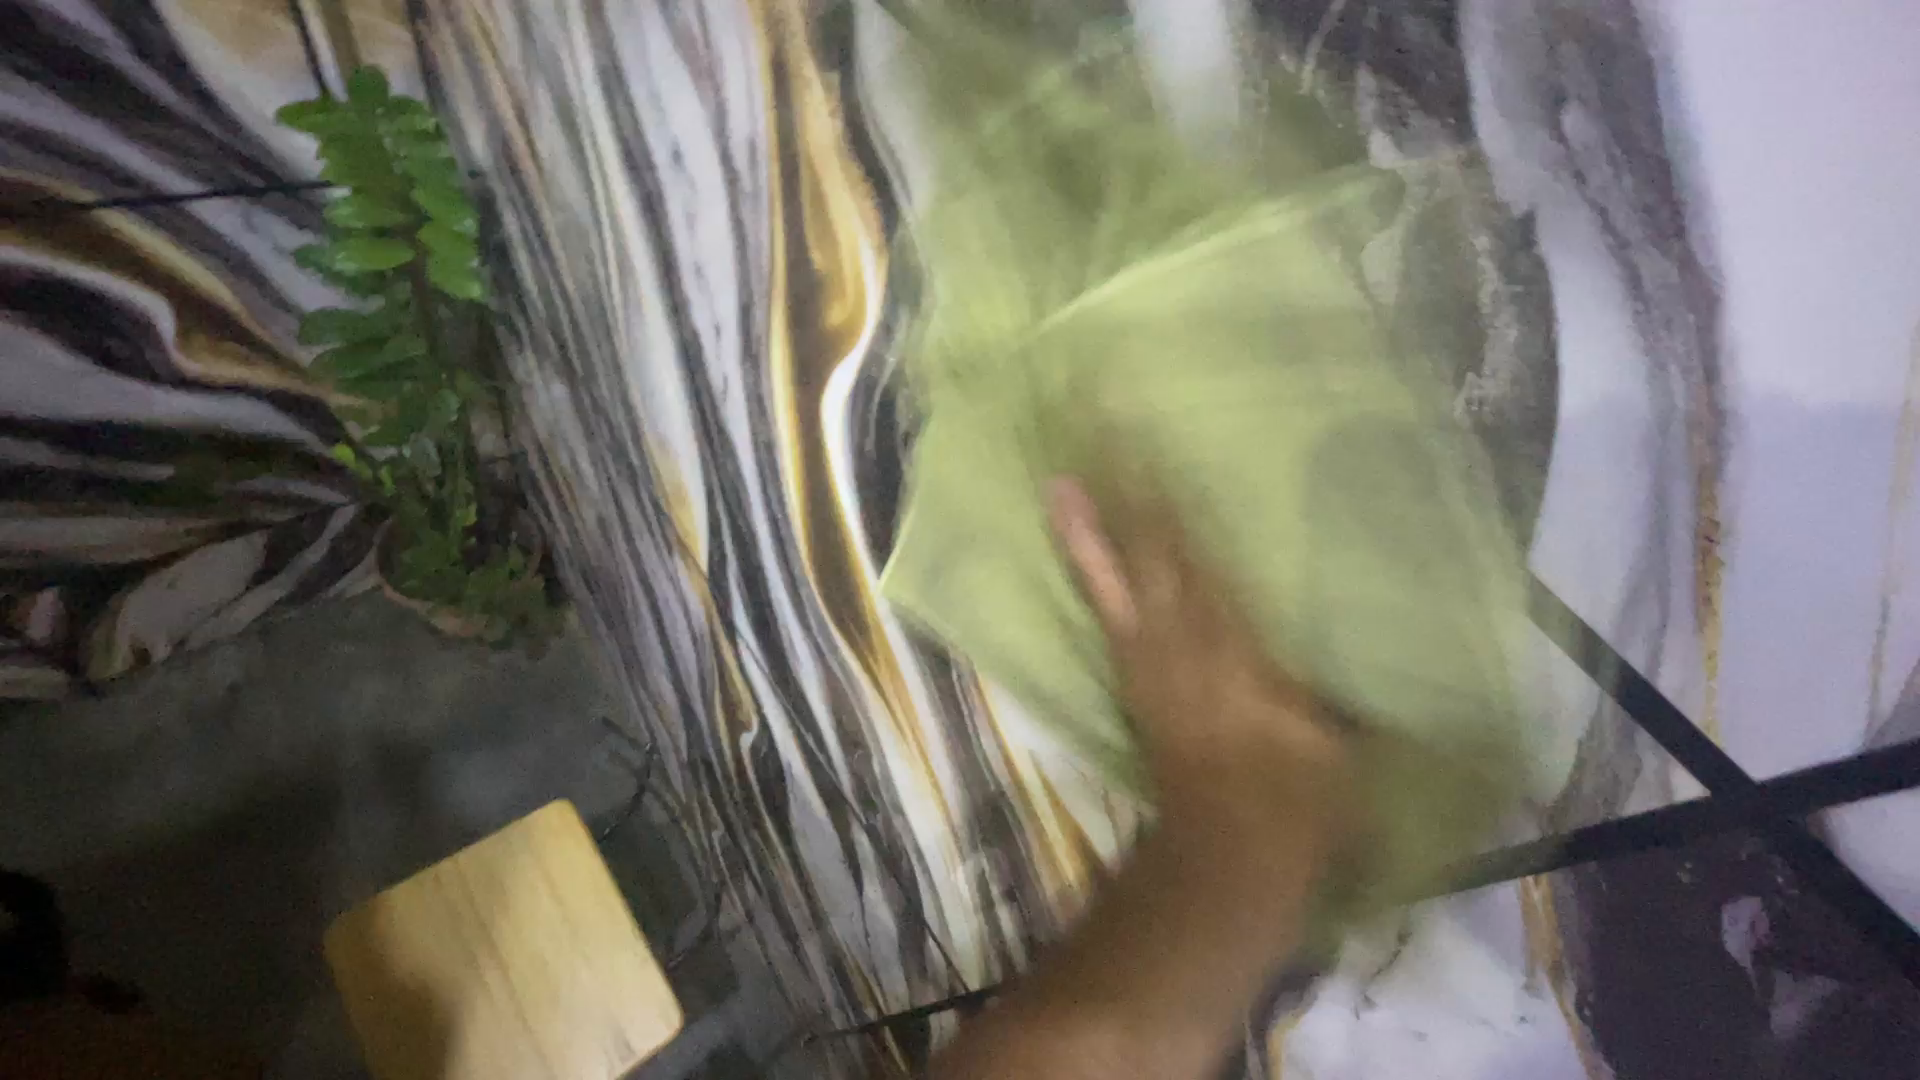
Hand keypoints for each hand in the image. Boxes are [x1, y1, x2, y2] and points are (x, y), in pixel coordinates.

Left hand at [1047, 472, 1353, 859]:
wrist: (1232, 843)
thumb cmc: (1298, 784)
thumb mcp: (1333, 718)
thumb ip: (1328, 663)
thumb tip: (1349, 620)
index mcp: (1228, 634)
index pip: (1192, 551)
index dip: (1165, 499)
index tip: (1147, 446)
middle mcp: (1177, 634)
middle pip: (1142, 553)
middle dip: (1120, 495)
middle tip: (1093, 438)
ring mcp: (1144, 657)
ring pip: (1107, 582)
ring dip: (1086, 531)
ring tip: (1059, 484)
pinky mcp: (1130, 678)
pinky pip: (1104, 615)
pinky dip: (1089, 577)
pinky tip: (1075, 551)